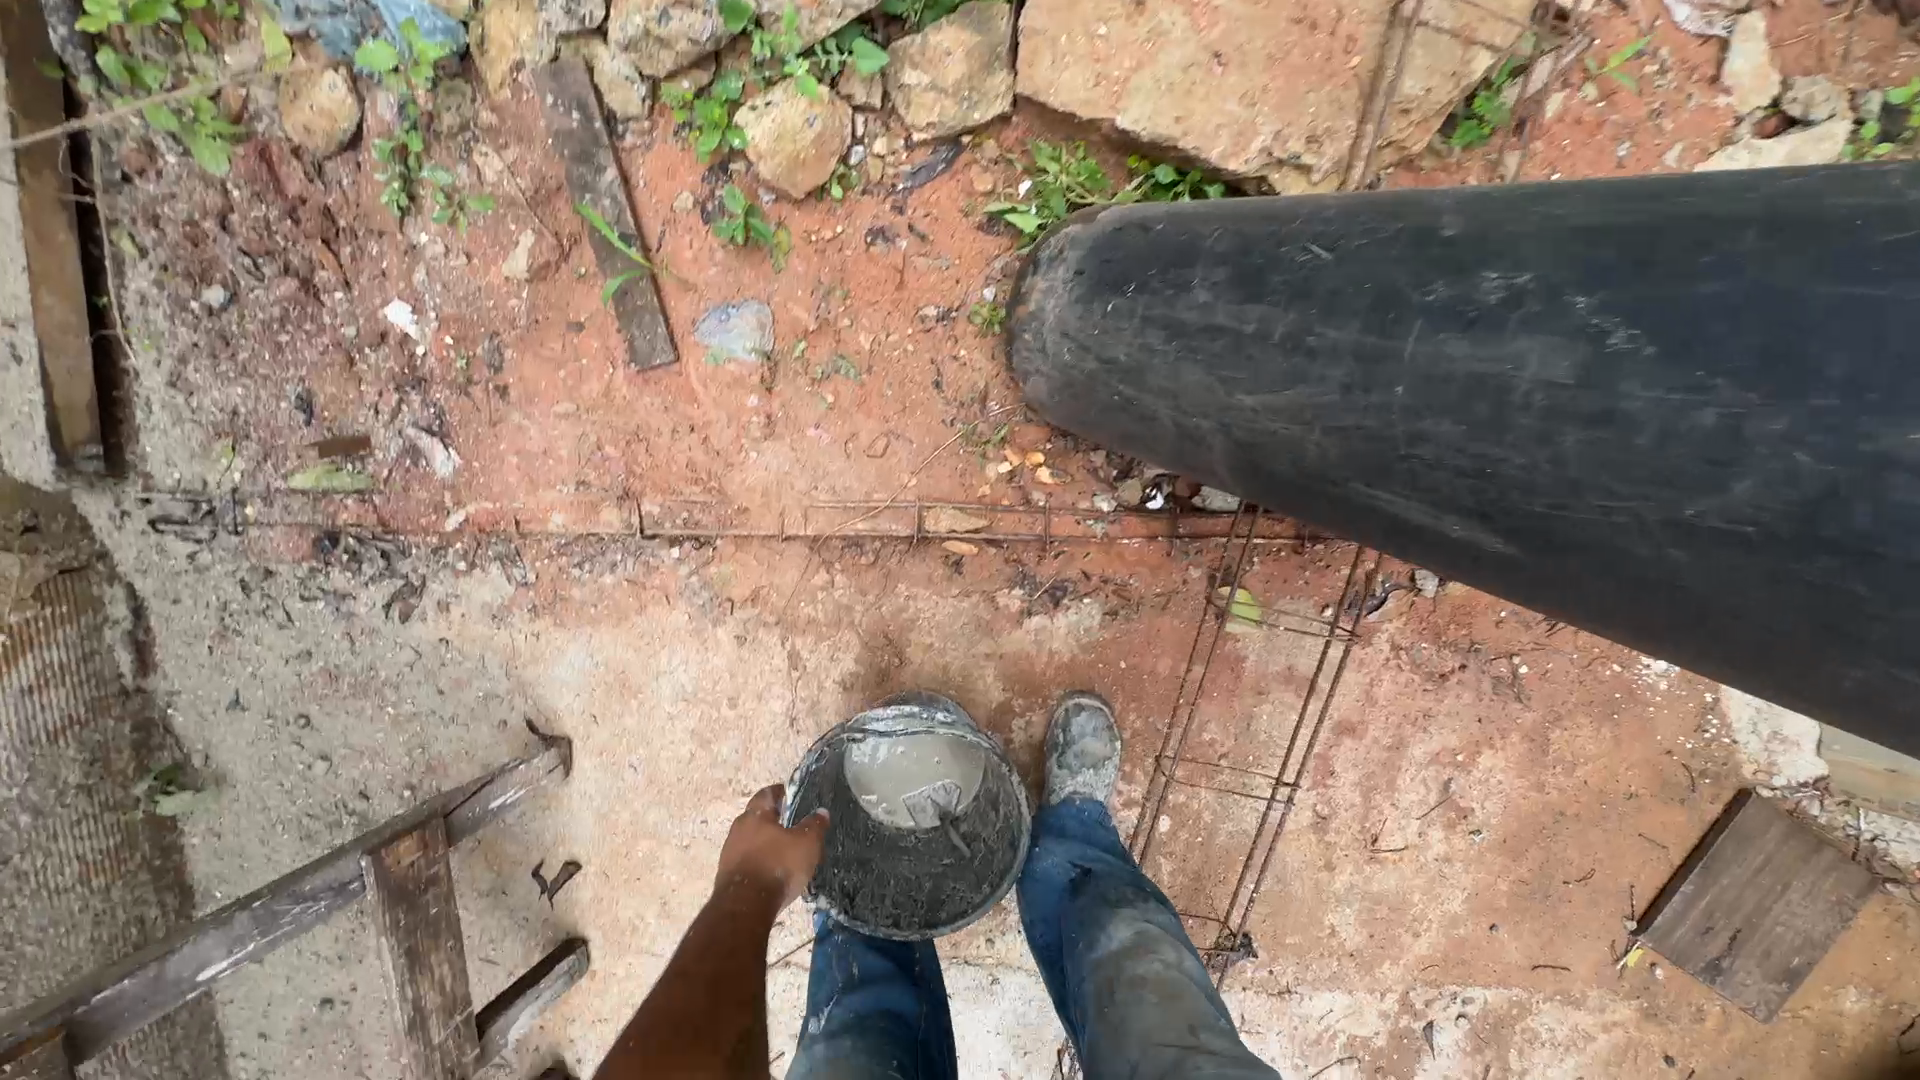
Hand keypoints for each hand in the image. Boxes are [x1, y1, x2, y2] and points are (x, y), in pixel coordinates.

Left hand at [714, 784, 828, 910]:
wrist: (745, 907)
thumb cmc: (778, 866)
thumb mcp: (807, 844)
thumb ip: (814, 825)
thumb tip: (821, 811)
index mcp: (756, 815)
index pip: (766, 794)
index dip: (779, 792)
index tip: (790, 795)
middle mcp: (738, 830)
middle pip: (755, 818)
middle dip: (771, 820)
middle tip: (790, 825)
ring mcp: (729, 854)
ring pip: (749, 841)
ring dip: (764, 844)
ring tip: (782, 852)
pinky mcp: (726, 877)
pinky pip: (746, 862)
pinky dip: (758, 863)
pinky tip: (771, 873)